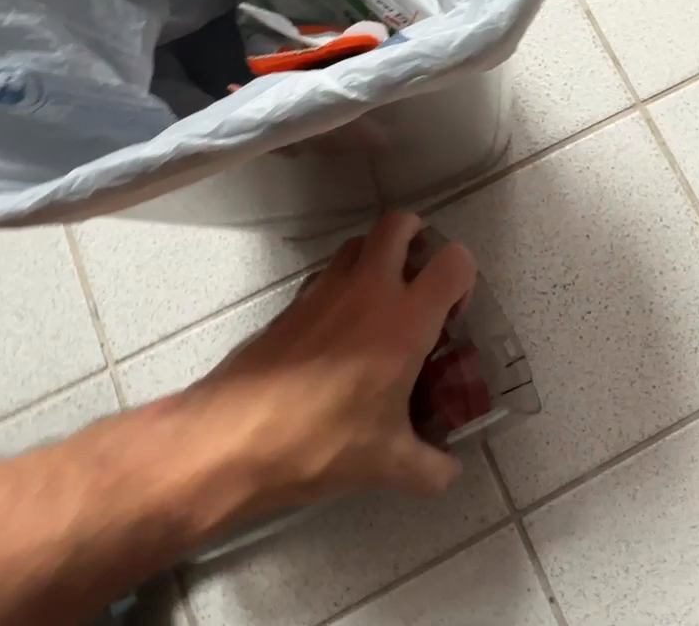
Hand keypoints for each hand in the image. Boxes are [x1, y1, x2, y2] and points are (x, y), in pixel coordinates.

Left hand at [165, 212, 475, 533]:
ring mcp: (326, 289)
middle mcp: (370, 289)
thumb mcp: (387, 463)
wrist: (235, 435)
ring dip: (376, 255)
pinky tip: (338, 327)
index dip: (463, 276)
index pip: (454, 263)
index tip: (453, 310)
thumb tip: (450, 474)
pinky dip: (341, 283)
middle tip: (418, 275)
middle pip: (398, 224)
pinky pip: (326, 273)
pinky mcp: (292, 302)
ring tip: (380, 299)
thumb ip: (430, 467)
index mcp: (406, 319)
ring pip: (359, 242)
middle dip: (415, 236)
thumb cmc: (323, 440)